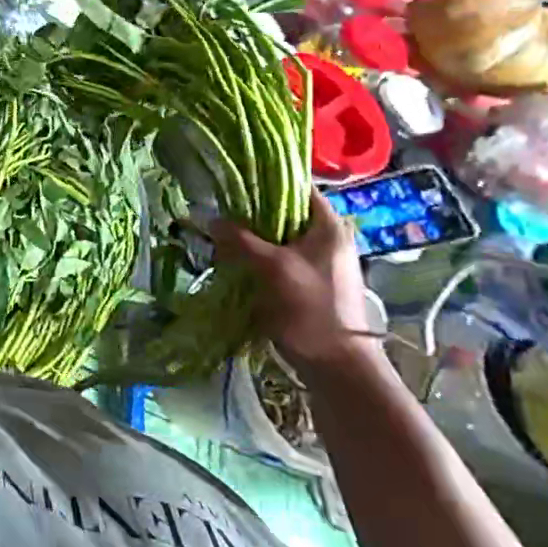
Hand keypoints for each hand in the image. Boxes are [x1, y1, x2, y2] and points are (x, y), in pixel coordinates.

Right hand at [211, 192, 374, 374]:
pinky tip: (234, 260)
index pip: (299, 188)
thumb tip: (210, 218)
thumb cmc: (311, 308)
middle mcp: (328, 240)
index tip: (237, 180)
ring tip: (222, 234)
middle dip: (252, 213)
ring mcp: (319, 263)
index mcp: (329, 227)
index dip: (268, 181)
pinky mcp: (308, 284)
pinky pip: (279, 260)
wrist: (337, 366)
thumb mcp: (272, 268)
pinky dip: (258, 257)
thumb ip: (241, 240)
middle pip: (285, 213)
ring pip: (279, 238)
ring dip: (252, 237)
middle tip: (221, 209)